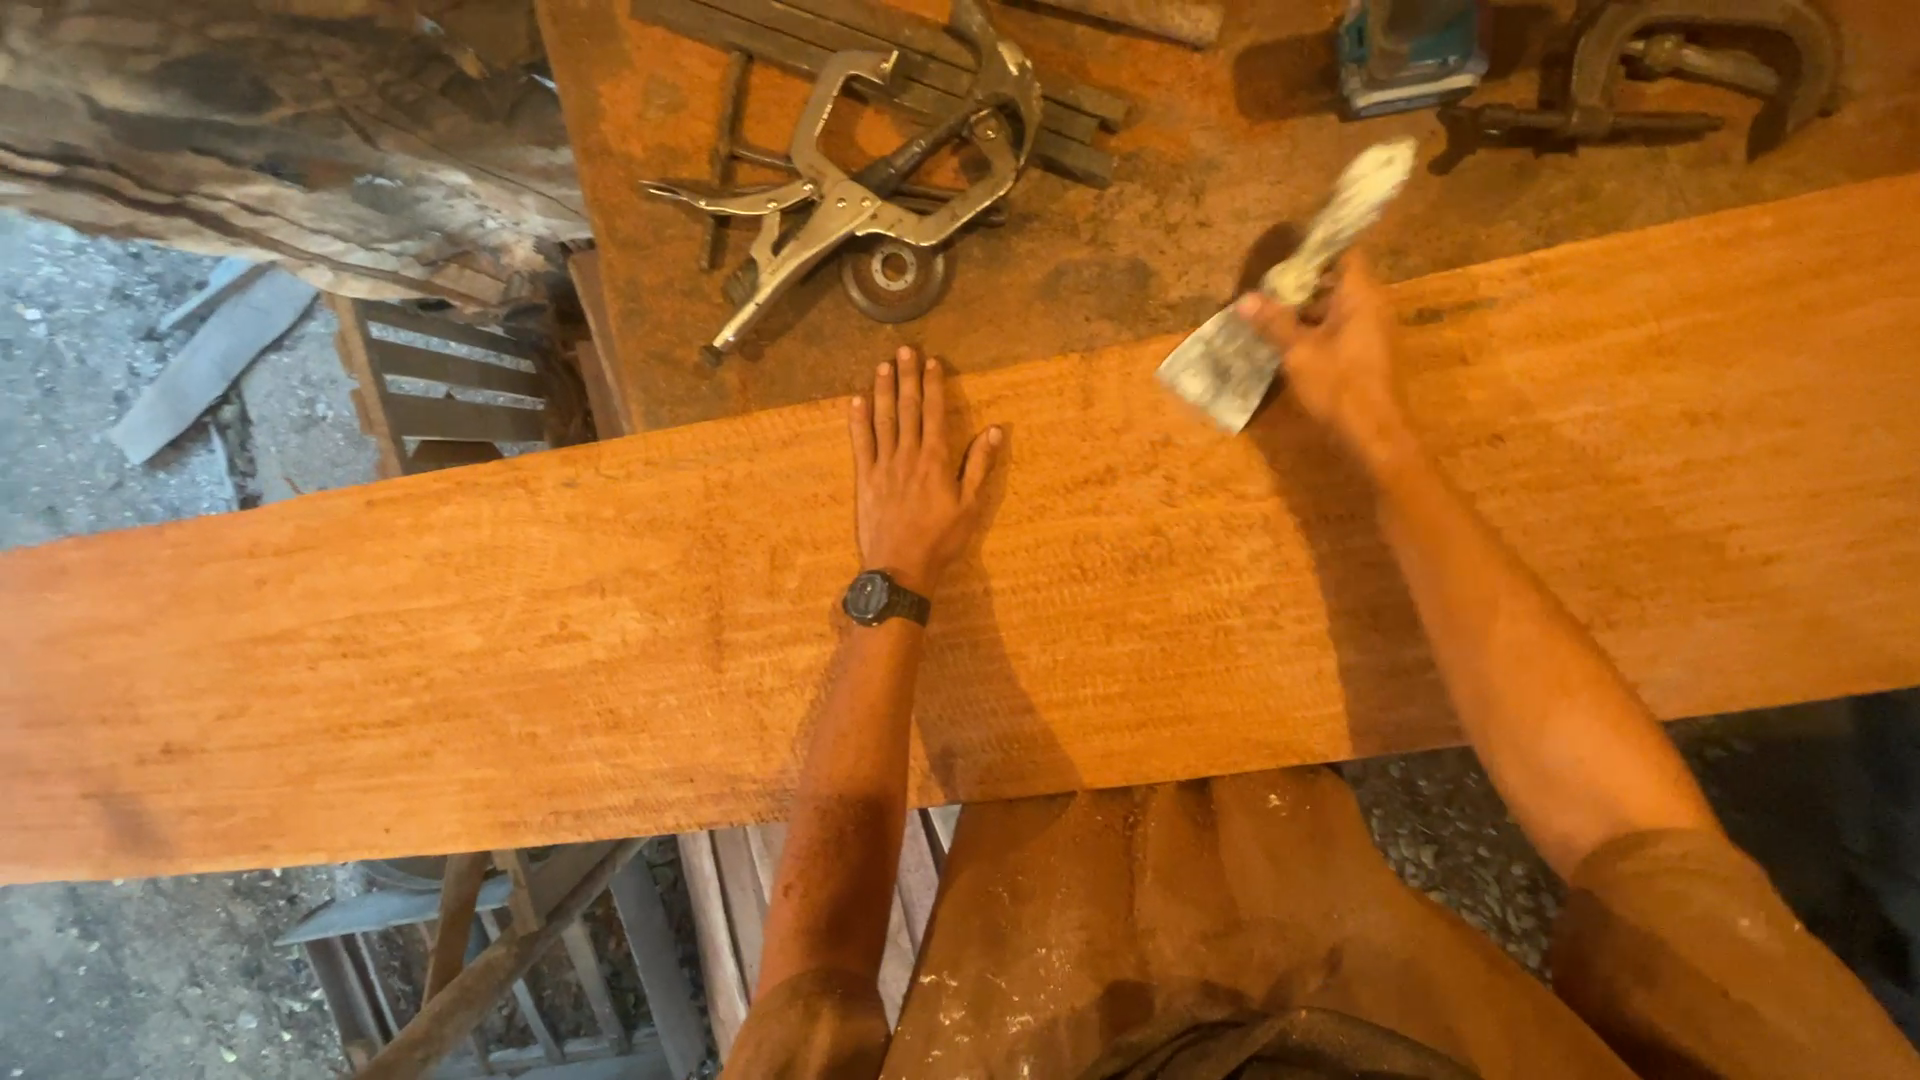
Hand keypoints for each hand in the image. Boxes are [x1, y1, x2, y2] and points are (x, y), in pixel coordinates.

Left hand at [847, 346, 1001, 597]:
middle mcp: (908, 454)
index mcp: (936, 459)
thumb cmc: (941, 540)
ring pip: (883, 419)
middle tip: (903, 350)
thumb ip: (979, 465)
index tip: (932, 362)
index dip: (933, 385)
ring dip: (883, 391)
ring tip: (882, 366)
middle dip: (907, 377)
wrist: (900, 568)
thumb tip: (995, 430)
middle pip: (908, 408)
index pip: (935, 413)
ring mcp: (883, 465)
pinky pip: (860, 443)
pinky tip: (856, 401)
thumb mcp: (970, 506)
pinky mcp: (865, 479)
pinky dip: (858, 421)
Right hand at [1237, 254, 1416, 474]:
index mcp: (1361, 297)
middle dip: (1302, 285)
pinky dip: (1315, 331)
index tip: (1285, 255)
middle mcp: (1372, 307)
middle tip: (1267, 289)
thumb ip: (1273, 323)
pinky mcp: (1366, 355)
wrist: (1373, 433)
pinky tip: (1286, 344)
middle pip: (1337, 282)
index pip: (1345, 255)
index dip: (1316, 251)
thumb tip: (1244, 299)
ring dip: (1305, 311)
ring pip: (1336, 309)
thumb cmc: (1338, 385)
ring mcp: (1371, 332)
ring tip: (1268, 316)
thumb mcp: (1298, 352)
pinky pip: (1339, 330)